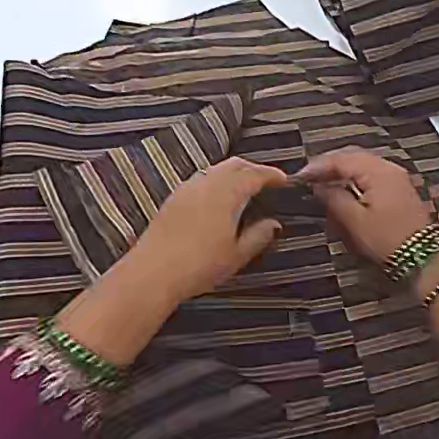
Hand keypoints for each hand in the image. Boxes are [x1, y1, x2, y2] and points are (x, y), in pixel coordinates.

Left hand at [117, 156, 287, 305]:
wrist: (152, 273)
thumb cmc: (200, 265)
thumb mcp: (237, 255)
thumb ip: (259, 235)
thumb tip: (274, 224)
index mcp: (227, 192)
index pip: (255, 174)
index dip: (272, 176)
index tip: (285, 181)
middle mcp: (206, 182)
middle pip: (235, 165)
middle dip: (254, 169)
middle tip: (268, 182)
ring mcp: (186, 188)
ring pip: (216, 169)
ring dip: (234, 174)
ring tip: (245, 190)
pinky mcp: (173, 198)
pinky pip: (201, 179)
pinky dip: (217, 181)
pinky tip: (219, 199)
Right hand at [295, 147, 434, 264]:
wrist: (423, 259)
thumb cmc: (386, 240)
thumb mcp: (354, 221)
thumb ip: (333, 198)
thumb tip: (318, 185)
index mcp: (378, 171)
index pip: (341, 159)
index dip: (317, 166)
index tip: (298, 178)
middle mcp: (389, 167)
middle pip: (353, 156)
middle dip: (329, 165)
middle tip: (308, 177)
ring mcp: (397, 177)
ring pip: (363, 165)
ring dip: (342, 171)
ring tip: (321, 183)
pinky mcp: (399, 189)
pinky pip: (372, 174)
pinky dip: (354, 178)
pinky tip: (344, 189)